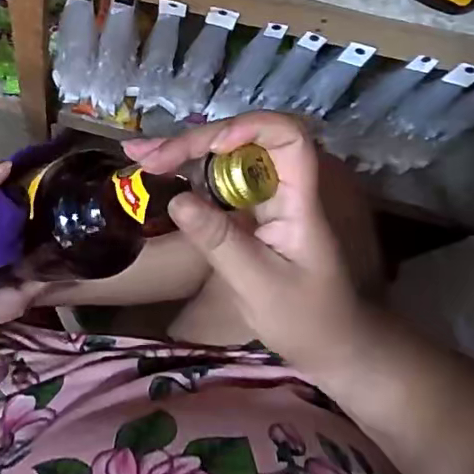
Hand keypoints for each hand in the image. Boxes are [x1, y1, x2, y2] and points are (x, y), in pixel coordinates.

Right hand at [122, 112, 366, 368]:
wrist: (334, 345)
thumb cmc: (309, 320)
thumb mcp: (260, 286)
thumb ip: (220, 241)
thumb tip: (176, 200)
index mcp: (299, 196)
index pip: (287, 137)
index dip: (250, 128)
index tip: (212, 147)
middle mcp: (282, 185)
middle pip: (243, 141)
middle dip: (195, 142)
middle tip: (145, 155)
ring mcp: (265, 195)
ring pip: (225, 156)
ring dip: (183, 151)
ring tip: (138, 154)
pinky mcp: (249, 209)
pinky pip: (217, 180)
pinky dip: (185, 173)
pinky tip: (154, 169)